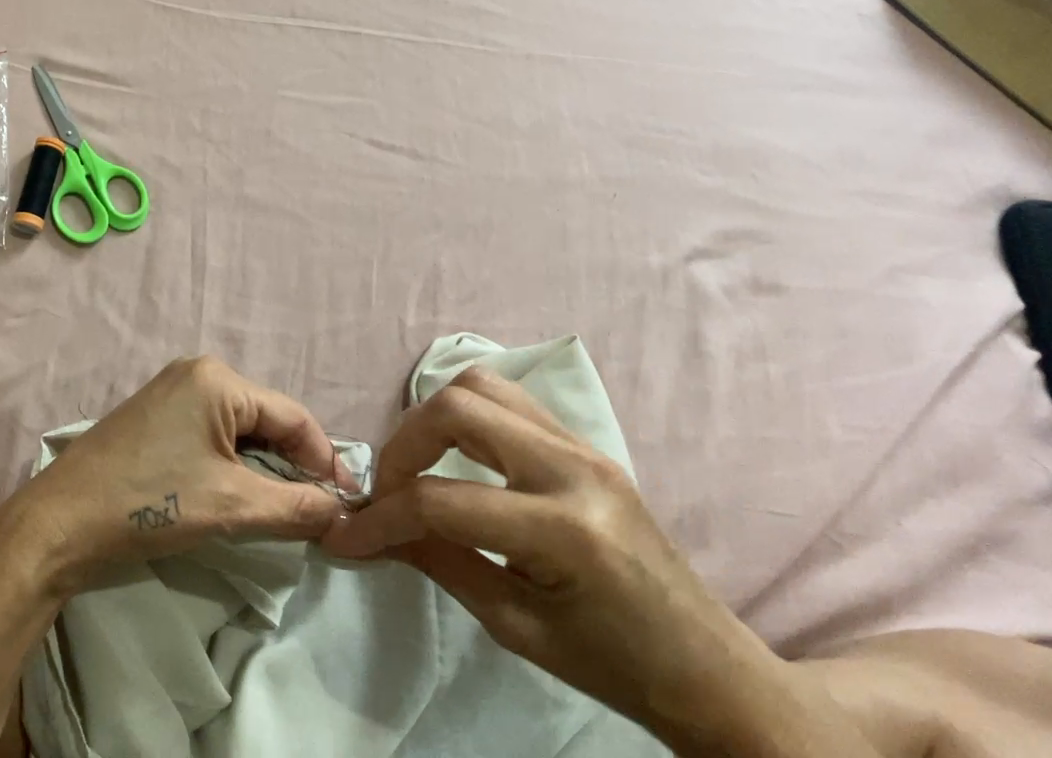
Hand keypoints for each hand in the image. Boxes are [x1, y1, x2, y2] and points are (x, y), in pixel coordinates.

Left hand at [20, 356, 352, 588]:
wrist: (62, 521)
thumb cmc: (151, 503)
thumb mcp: (233, 505)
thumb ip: (296, 507)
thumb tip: (342, 512)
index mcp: (218, 379)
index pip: (293, 417)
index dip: (325, 461)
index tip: (347, 503)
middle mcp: (196, 373)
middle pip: (267, 420)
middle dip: (293, 466)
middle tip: (316, 511)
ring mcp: (170, 393)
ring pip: (239, 431)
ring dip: (263, 469)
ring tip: (281, 510)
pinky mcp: (153, 418)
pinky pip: (210, 436)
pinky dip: (232, 466)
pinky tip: (238, 496)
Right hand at [321, 367, 784, 745]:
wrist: (706, 665)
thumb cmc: (612, 663)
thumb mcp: (513, 626)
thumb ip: (438, 563)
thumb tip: (370, 531)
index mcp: (563, 529)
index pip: (441, 501)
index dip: (382, 517)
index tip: (345, 536)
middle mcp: (575, 468)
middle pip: (458, 407)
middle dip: (402, 446)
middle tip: (387, 491)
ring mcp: (586, 447)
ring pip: (483, 386)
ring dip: (433, 420)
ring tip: (417, 468)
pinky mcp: (587, 445)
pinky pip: (511, 401)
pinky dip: (466, 417)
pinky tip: (456, 458)